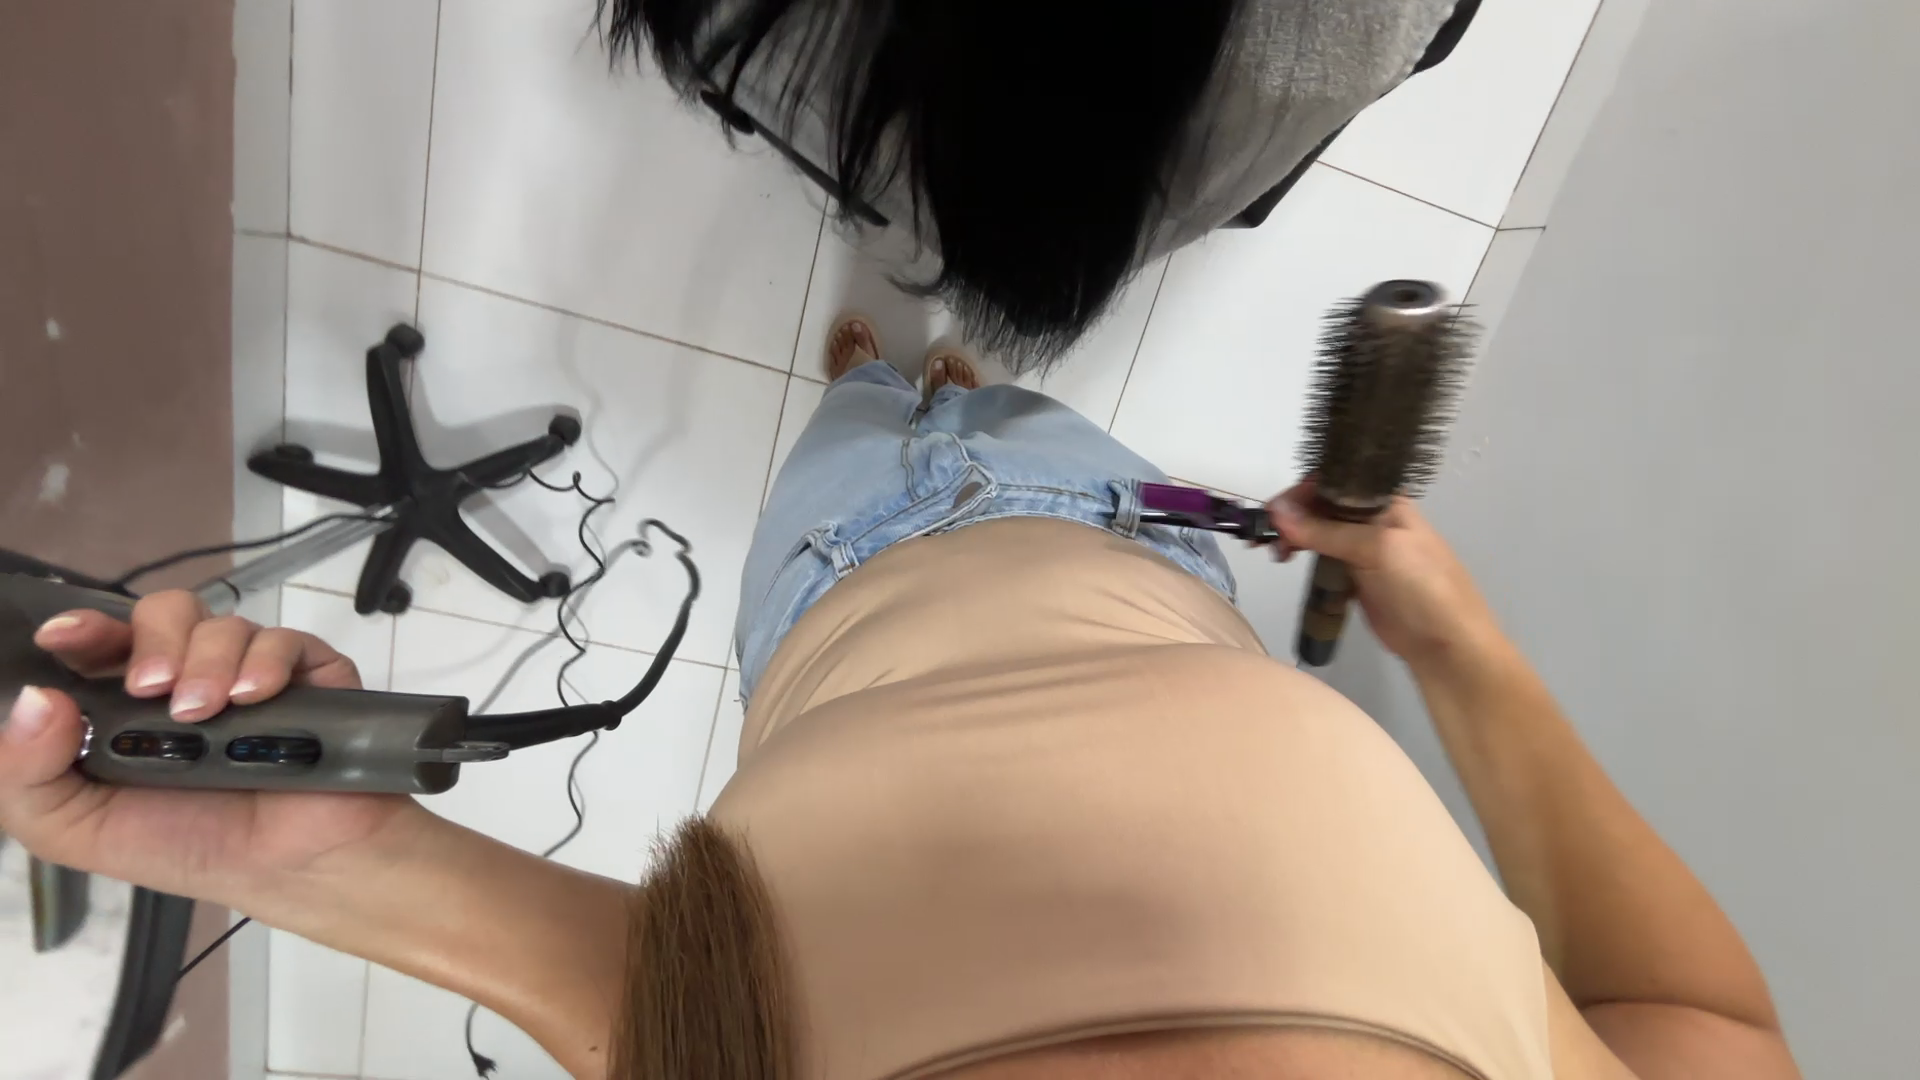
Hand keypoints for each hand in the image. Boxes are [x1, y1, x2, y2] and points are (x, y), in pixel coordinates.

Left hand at [0, 590, 419, 906]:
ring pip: (228, 626)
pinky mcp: (317, 673)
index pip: (103, 645)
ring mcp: (259, 672)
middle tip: (153, 686)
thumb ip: (25, 774)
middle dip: (156, 639)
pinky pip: (290, 640)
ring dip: (210, 661)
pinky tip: (257, 697)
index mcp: (130, 706)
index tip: (68, 636)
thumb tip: (40, 698)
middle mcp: (194, 677)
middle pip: (171, 613)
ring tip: (210, 712)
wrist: (288, 860)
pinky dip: (267, 661)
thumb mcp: (74, 827)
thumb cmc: (188, 845)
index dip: (86, 629)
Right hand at [1267, 481, 1503, 670]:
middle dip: (1290, 515)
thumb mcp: (1375, 549)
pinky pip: (1321, 555)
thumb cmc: (1421, 587)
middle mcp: (1371, 518)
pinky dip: (1300, 554)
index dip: (1300, 492)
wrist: (1446, 643)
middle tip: (1267, 537)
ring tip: (1276, 553)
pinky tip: (1287, 560)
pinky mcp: (1353, 573)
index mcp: (1384, 502)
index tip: (1274, 512)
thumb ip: (1325, 531)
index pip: (1333, 482)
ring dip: (1291, 535)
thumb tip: (1276, 512)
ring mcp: (1362, 547)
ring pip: (1317, 530)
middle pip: (1320, 505)